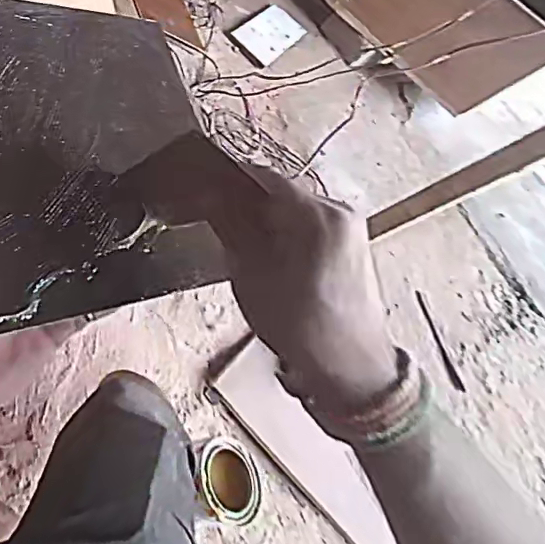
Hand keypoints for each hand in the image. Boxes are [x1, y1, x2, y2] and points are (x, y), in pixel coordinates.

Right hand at [130, 136, 394, 411]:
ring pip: (289, 204)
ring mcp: (347, 225)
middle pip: (277, 188)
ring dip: (258, 212)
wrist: (349, 367)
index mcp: (316, 214)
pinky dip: (278, 225)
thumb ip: (229, 225)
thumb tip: (206, 193)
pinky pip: (304, 220)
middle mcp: (338, 210)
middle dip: (239, 195)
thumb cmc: (298, 323)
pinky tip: (257, 243)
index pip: (261, 176)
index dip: (224, 176)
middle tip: (203, 207)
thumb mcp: (250, 272)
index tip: (195, 181)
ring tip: (226, 228)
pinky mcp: (347, 242)